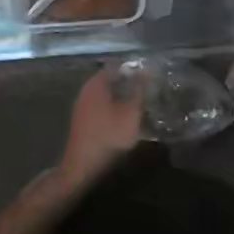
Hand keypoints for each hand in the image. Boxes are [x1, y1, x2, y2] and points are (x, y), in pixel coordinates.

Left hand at [59, 65, 143, 187]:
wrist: (83, 168)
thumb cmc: (109, 136)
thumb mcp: (131, 112)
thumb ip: (139, 90)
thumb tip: (146, 70)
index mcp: (95, 85)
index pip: (115, 66)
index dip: (133, 67)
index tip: (150, 72)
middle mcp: (86, 92)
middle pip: (110, 79)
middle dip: (129, 81)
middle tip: (149, 86)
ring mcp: (83, 107)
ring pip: (107, 93)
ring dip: (123, 95)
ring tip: (143, 101)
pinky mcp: (84, 121)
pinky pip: (102, 105)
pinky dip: (116, 106)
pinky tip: (128, 115)